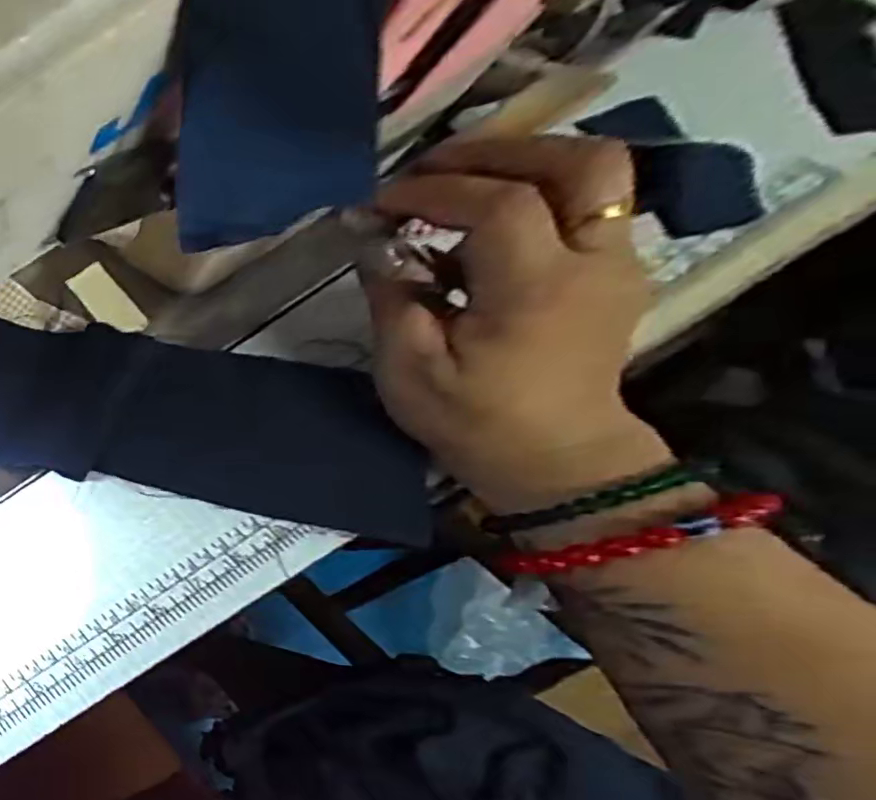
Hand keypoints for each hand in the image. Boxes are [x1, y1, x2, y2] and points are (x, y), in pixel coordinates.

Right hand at [362, 136, 674, 512]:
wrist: (551, 457)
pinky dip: (535, 197)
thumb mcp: (410, 370)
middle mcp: (593, 259)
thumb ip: (393, 299)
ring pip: (593, 175)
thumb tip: (375, 244)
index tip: (383, 199)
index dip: (437, 188)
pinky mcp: (614, 271)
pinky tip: (484, 225)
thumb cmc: (470, 420)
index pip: (499, 203)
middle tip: (434, 165)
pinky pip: (585, 208)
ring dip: (524, 165)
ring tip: (458, 183)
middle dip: (500, 150)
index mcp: (536, 288)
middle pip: (577, 160)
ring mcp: (616, 261)